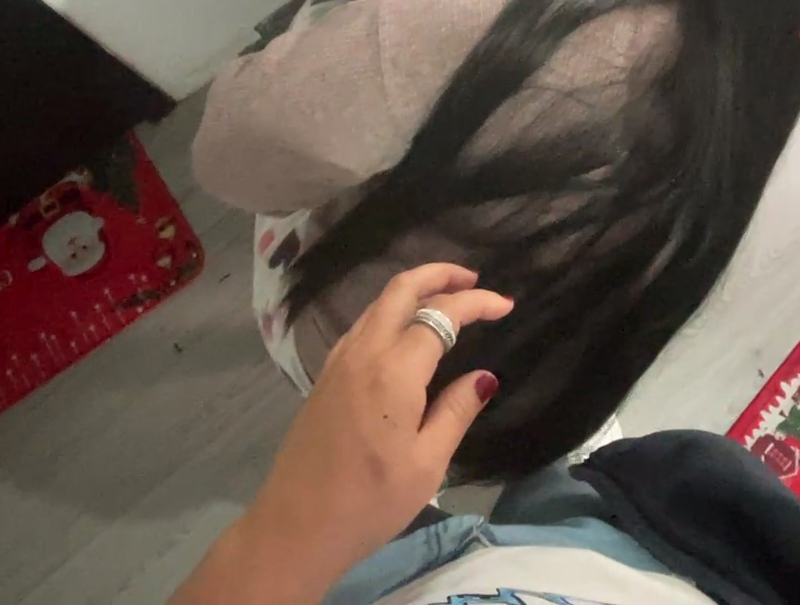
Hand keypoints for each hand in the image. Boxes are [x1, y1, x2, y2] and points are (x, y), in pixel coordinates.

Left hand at [226, 264, 511, 594]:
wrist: (294, 527)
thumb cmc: (368, 503)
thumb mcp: (426, 465)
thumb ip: (456, 411)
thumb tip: (484, 376)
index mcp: (394, 371)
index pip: (441, 314)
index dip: (477, 302)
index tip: (506, 304)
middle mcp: (364, 351)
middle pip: (401, 288)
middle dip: (440, 273)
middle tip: (474, 280)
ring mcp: (341, 359)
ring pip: (379, 301)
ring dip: (415, 288)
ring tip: (447, 299)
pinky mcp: (328, 372)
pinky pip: (364, 322)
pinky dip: (392, 309)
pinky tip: (407, 330)